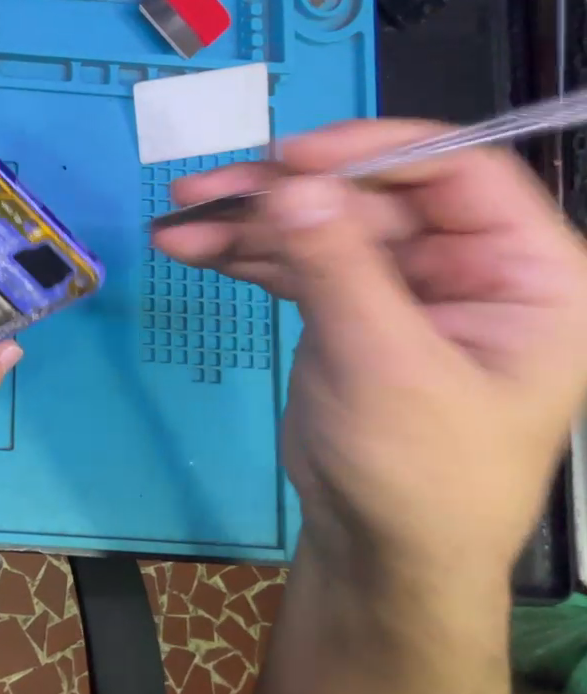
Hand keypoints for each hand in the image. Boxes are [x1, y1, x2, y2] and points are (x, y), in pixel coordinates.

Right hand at [153, 120, 586, 583]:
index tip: (285, 158)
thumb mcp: (381, 361)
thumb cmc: (418, 462)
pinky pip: (289, 262)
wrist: (380, 540)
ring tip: (172, 227)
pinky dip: (238, 255)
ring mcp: (397, 287)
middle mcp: (462, 267)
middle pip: (363, 198)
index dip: (371, 153)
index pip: (455, 174)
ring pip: (315, 228)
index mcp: (522, 272)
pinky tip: (188, 251)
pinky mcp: (343, 309)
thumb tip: (291, 186)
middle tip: (195, 192)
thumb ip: (340, 267)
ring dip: (241, 225)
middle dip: (276, 195)